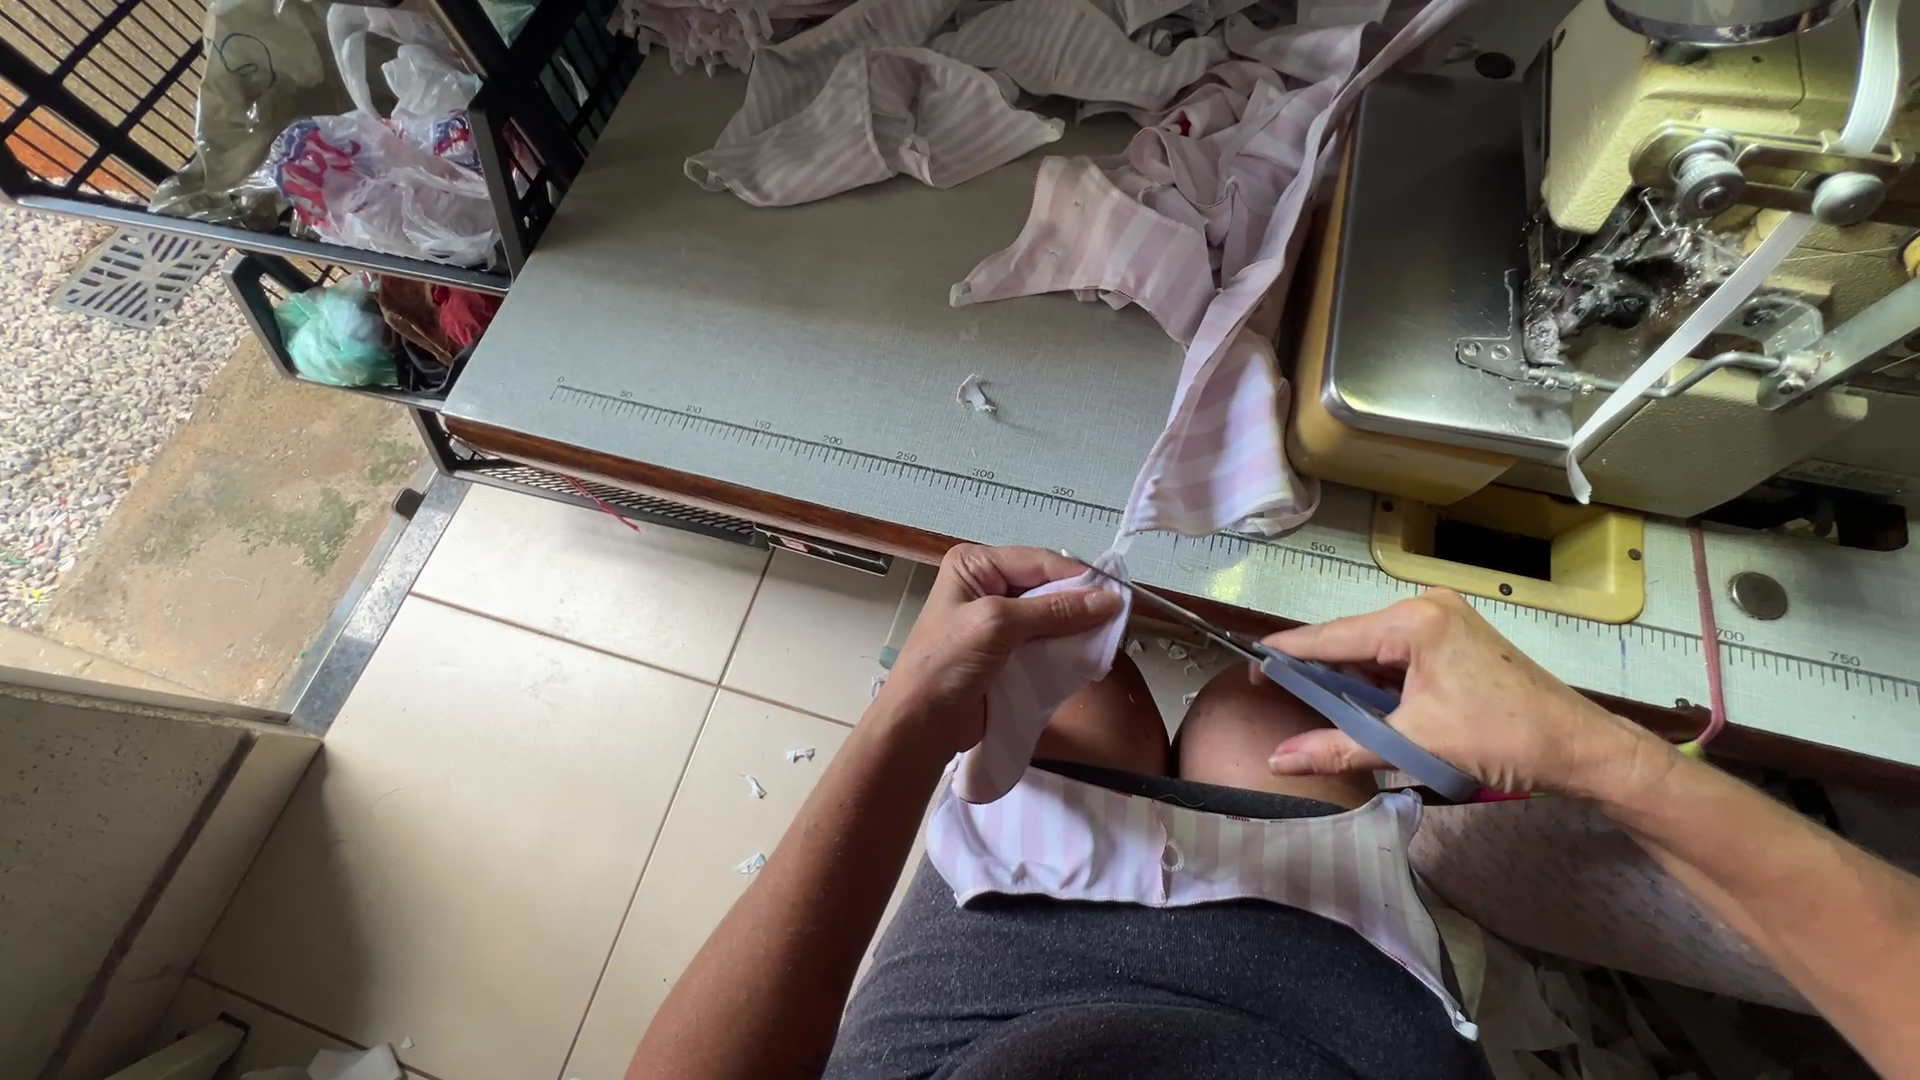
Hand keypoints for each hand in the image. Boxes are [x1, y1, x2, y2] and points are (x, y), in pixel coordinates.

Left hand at [873, 545, 1122, 756]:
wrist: (921, 724)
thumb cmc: (945, 664)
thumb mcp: (998, 625)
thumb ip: (1053, 611)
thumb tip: (1107, 600)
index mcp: (974, 565)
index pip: (1037, 560)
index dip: (1077, 576)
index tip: (1117, 594)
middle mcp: (987, 585)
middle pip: (1047, 585)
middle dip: (1079, 601)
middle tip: (1118, 617)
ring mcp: (998, 620)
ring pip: (1051, 614)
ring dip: (1076, 626)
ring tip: (1109, 635)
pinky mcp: (1009, 651)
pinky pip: (1047, 640)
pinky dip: (1067, 646)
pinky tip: (1088, 652)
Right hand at [1260, 589, 1676, 798]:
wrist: (1585, 750)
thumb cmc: (1504, 741)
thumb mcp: (1413, 746)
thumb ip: (1338, 748)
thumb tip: (1278, 760)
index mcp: (1413, 622)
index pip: (1330, 637)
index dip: (1286, 653)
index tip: (1250, 663)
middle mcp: (1424, 606)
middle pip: (1349, 639)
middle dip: (1316, 668)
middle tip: (1278, 690)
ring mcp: (1441, 617)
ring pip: (1370, 646)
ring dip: (1346, 675)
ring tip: (1315, 701)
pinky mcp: (1451, 634)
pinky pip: (1394, 651)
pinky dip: (1374, 677)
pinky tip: (1360, 698)